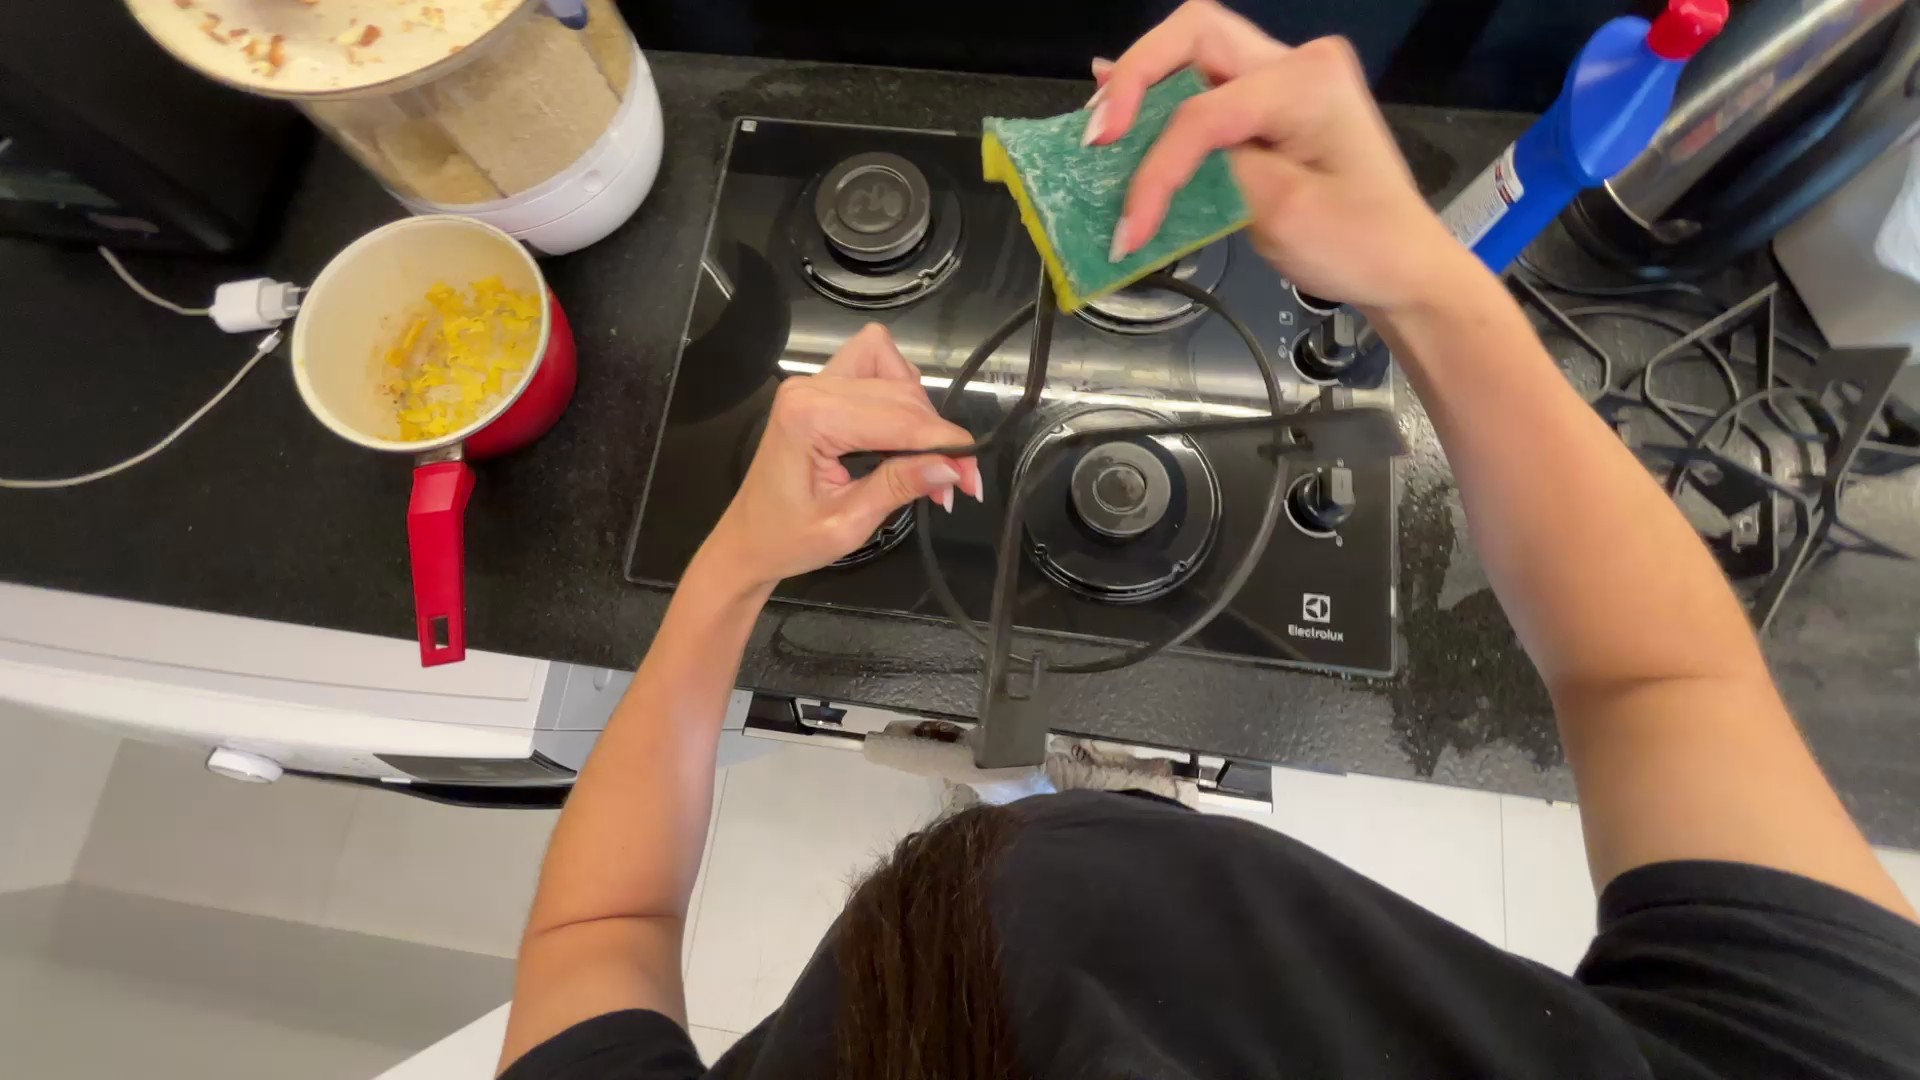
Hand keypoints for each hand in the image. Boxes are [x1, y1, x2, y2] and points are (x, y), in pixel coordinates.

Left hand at [701, 324, 982, 588]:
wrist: (747, 542)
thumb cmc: (787, 541)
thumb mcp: (848, 524)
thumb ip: (898, 486)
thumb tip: (953, 466)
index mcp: (810, 417)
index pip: (899, 418)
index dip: (945, 445)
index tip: (971, 479)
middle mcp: (810, 387)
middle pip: (901, 392)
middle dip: (937, 435)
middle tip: (955, 482)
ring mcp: (813, 383)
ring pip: (892, 369)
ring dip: (919, 412)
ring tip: (925, 459)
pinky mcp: (820, 389)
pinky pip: (875, 368)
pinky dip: (900, 396)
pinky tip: (903, 434)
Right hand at [1089, 0, 1471, 316]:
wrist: (1398, 264)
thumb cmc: (1353, 244)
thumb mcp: (1280, 214)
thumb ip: (1217, 174)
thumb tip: (1154, 161)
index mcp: (1307, 84)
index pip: (1203, 114)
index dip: (1155, 171)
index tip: (1128, 232)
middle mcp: (1295, 63)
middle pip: (1194, 34)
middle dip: (1135, 80)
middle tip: (1096, 137)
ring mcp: (1284, 79)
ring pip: (1194, 55)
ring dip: (1141, 87)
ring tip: (1099, 131)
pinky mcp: (1271, 107)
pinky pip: (1206, 89)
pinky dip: (1159, 100)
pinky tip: (1122, 110)